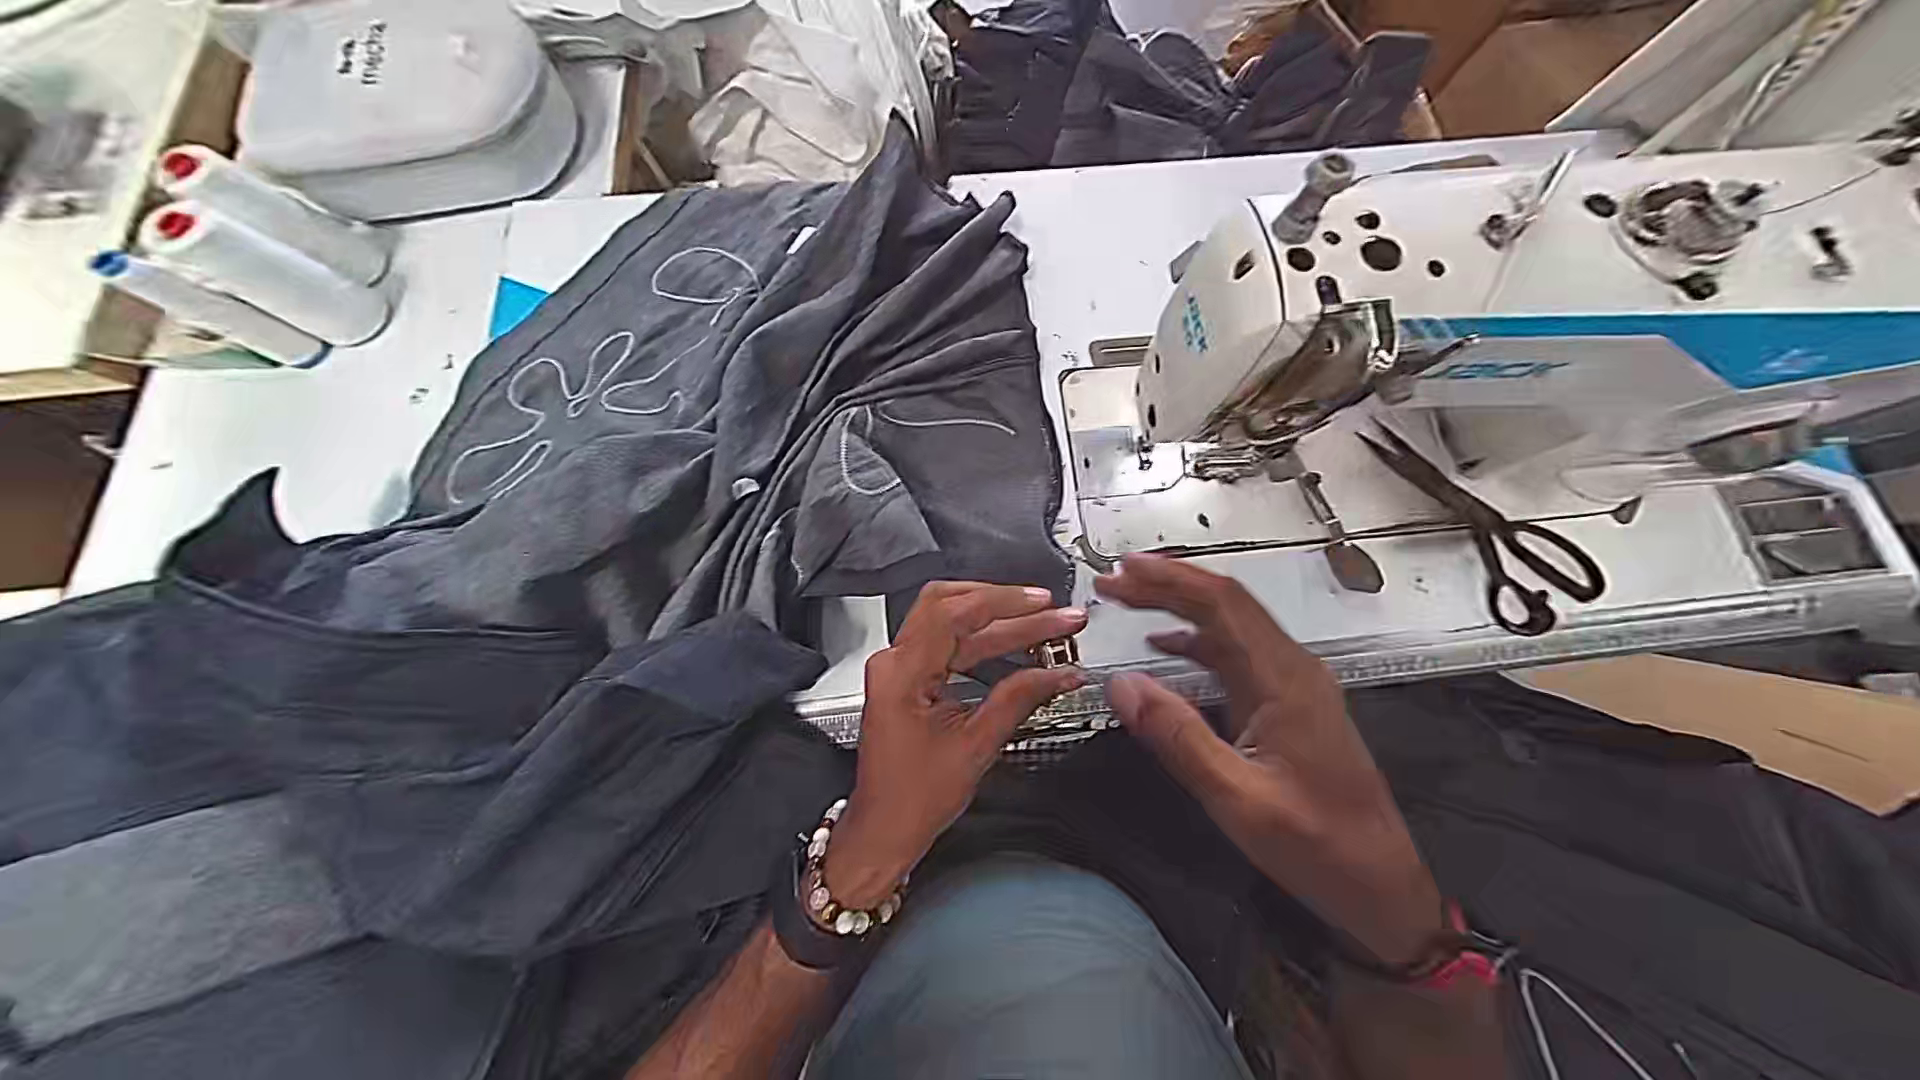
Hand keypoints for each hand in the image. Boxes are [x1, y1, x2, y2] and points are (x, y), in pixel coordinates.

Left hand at [825, 582, 1086, 907]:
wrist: (884, 829)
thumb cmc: (912, 800)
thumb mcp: (975, 747)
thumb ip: (1018, 699)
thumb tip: (1057, 673)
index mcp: (901, 674)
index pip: (953, 613)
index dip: (1003, 602)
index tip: (1041, 603)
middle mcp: (894, 662)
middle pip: (949, 606)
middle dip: (1003, 602)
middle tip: (1047, 606)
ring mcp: (899, 668)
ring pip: (952, 624)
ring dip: (999, 621)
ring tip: (1043, 622)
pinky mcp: (910, 678)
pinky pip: (949, 644)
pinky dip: (985, 640)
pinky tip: (1016, 643)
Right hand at [1094, 554, 1442, 965]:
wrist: (1379, 885)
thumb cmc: (1316, 845)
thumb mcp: (1237, 798)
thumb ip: (1178, 737)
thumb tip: (1121, 684)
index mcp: (1285, 679)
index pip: (1224, 605)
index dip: (1172, 579)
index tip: (1126, 568)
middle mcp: (1291, 669)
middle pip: (1225, 605)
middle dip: (1167, 584)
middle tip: (1115, 581)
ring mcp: (1289, 684)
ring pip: (1227, 626)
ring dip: (1178, 607)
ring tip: (1130, 600)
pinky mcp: (1283, 703)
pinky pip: (1232, 656)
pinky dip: (1194, 641)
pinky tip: (1164, 645)